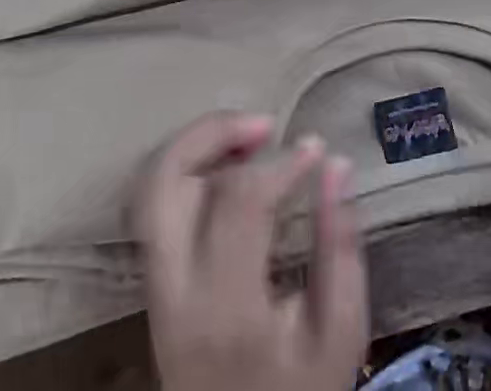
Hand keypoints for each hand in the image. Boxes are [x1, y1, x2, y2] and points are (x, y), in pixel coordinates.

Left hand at [137, 113, 368, 390]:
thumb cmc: (298, 387)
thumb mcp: (340, 330)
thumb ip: (339, 246)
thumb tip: (336, 166)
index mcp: (227, 306)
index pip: (237, 203)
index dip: (280, 164)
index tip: (315, 149)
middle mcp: (175, 290)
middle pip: (164, 185)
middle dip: (212, 135)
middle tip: (263, 124)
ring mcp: (155, 286)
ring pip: (150, 190)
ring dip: (195, 146)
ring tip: (248, 135)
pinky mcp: (154, 283)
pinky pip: (156, 206)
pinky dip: (188, 168)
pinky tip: (229, 164)